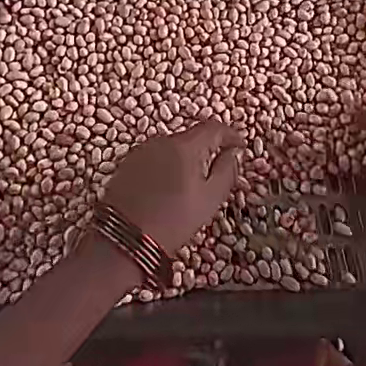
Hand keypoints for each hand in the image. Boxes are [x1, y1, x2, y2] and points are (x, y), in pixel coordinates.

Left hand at [100, 121, 243, 251]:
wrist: (124, 238)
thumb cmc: (173, 220)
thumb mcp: (209, 198)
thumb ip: (226, 171)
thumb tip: (233, 153)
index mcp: (184, 146)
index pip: (213, 127)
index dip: (231, 135)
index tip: (240, 146)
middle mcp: (160, 141)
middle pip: (191, 137)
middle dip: (208, 149)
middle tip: (220, 169)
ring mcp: (140, 152)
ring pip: (171, 149)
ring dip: (186, 159)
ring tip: (194, 184)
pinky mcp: (127, 165)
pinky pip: (154, 159)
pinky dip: (167, 167)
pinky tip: (170, 188)